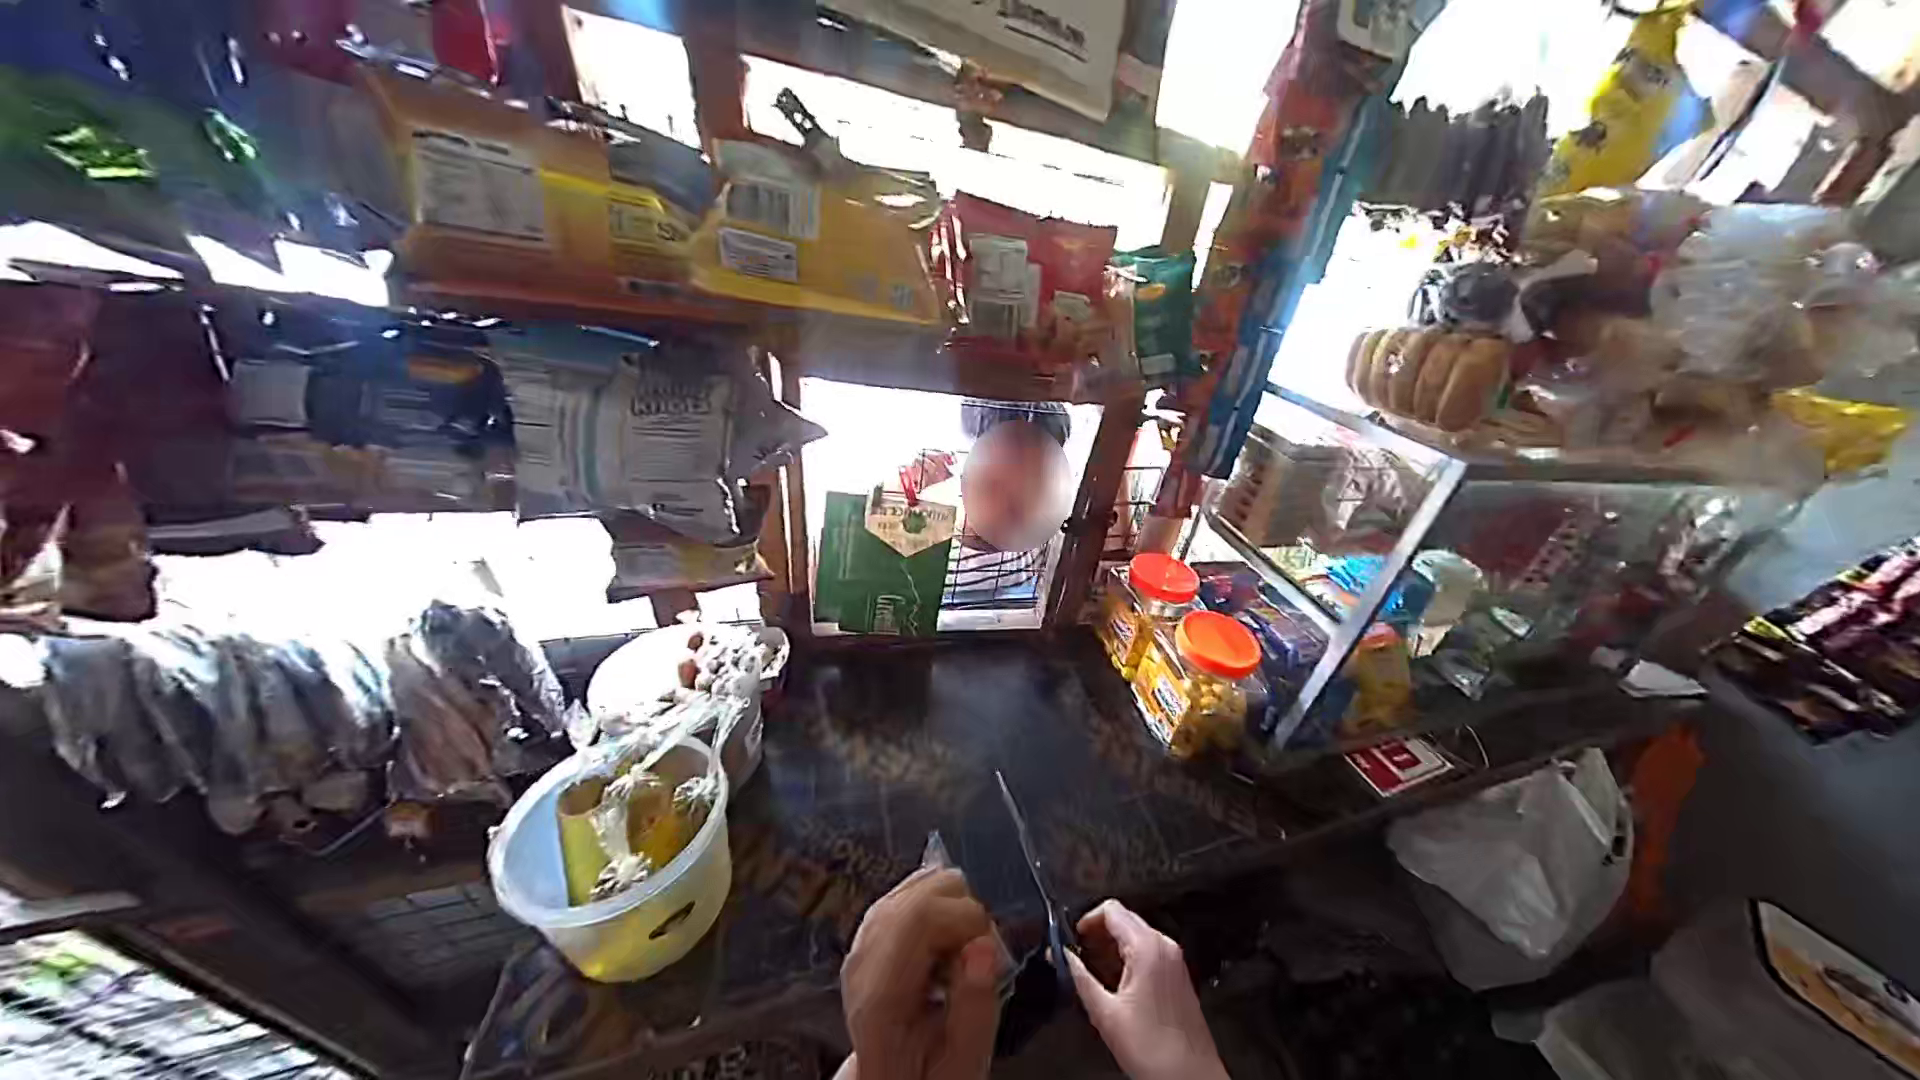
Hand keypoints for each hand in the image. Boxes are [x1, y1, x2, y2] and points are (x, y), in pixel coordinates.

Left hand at [839, 867, 1002, 1079]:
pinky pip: (917, 885)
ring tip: (957, 957)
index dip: (966, 920)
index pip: (918, 917)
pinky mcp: (875, 921)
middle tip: (975, 961)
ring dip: (955, 908)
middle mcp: (862, 955)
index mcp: (878, 996)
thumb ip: (976, 1012)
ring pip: (923, 880)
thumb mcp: (961, 1066)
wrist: (893, 1079)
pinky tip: (944, 943)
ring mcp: (864, 934)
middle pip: (923, 890)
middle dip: (965, 912)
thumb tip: (985, 946)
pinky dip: (943, 904)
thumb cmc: (926, 1076)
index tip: (986, 954)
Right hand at [1066, 899, 1227, 1079]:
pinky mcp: (1177, 976)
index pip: (1111, 910)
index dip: (1087, 920)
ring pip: (1135, 935)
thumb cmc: (1154, 1052)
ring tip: (1094, 971)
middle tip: (1079, 953)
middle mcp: (1164, 947)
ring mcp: (1174, 961)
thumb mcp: (1106, 1014)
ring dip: (1112, 946)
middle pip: (1124, 919)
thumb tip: (1063, 956)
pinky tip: (1116, 984)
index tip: (1074, 937)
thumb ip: (1080, 977)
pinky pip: (1148, 952)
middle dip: (1098, 933)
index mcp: (1147, 947)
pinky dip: (1128, 958)